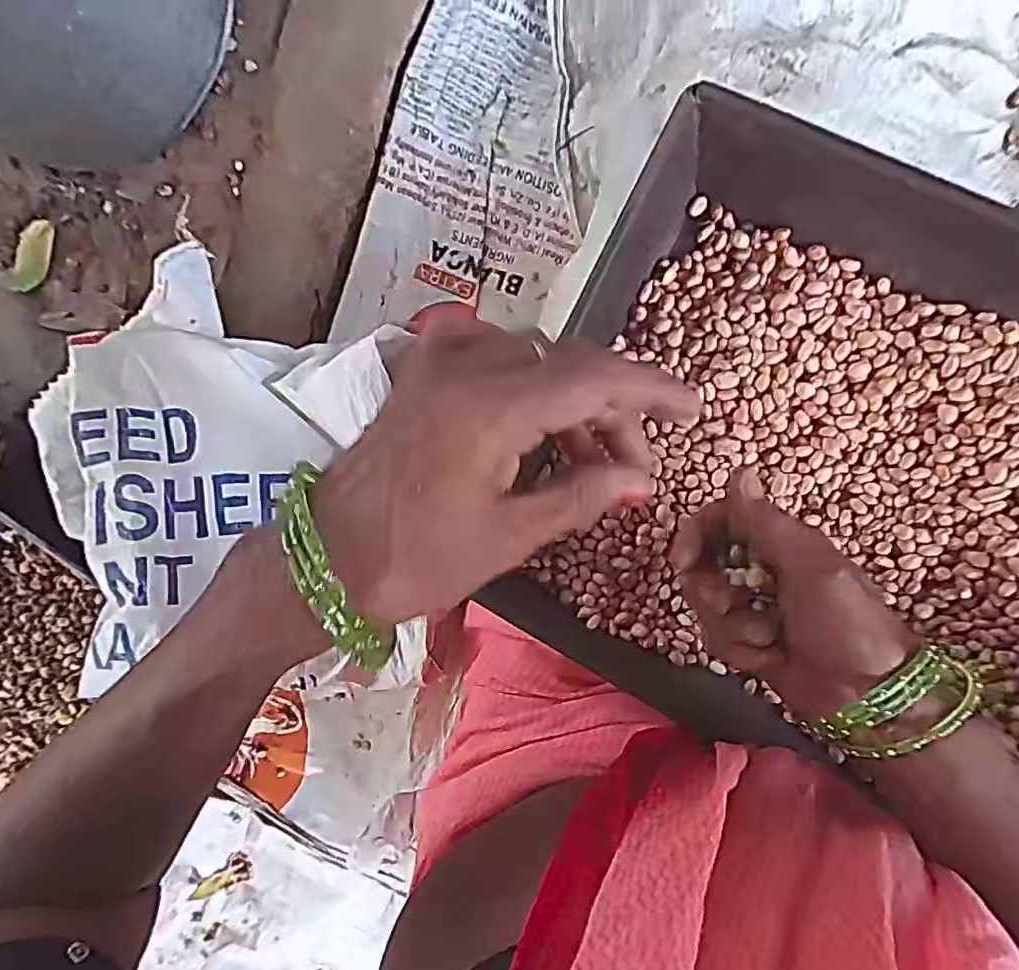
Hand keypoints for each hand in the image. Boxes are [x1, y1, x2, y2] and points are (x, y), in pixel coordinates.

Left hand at [313, 318, 700, 624]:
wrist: (327, 557)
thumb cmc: (416, 559)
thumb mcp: (510, 536)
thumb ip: (582, 496)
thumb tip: (642, 480)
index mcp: (491, 407)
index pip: (595, 378)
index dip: (652, 390)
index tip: (692, 408)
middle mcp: (468, 366)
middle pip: (573, 364)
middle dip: (618, 410)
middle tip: (637, 466)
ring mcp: (442, 360)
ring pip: (541, 360)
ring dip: (580, 404)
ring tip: (598, 462)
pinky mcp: (427, 370)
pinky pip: (503, 359)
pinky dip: (539, 390)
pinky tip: (550, 430)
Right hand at [669, 468, 920, 717]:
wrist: (869, 694)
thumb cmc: (848, 621)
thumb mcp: (809, 566)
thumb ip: (766, 523)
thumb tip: (740, 473)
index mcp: (779, 542)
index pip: (719, 521)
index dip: (694, 536)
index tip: (682, 561)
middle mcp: (761, 570)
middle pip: (703, 567)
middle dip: (712, 592)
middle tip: (733, 605)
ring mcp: (754, 608)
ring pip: (707, 608)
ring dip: (734, 628)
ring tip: (771, 639)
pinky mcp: (750, 643)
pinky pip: (719, 640)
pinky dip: (742, 652)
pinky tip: (771, 659)